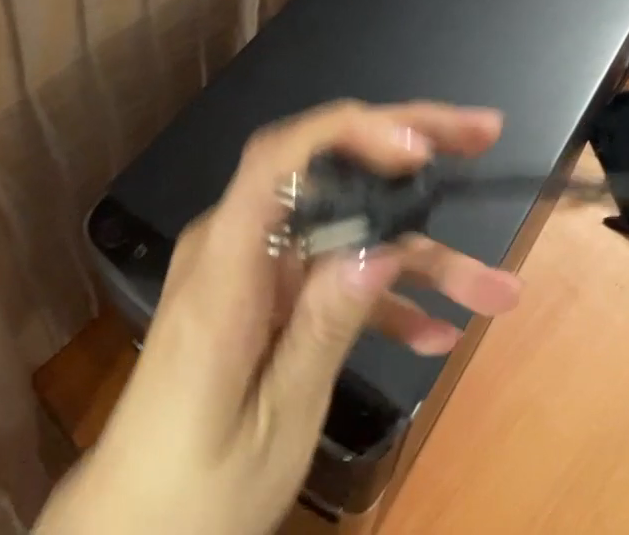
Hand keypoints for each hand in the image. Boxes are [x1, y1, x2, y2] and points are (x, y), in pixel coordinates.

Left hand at [35, 101, 522, 534]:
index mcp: (223, 269)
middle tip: (480, 137)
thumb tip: (380, 246)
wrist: (133, 520)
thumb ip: (323, 326)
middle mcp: (231, 247)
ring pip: (339, 233)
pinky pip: (324, 277)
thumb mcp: (276, 418)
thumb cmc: (195, 484)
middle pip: (322, 173)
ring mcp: (245, 270)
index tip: (423, 144)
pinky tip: (434, 333)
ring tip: (494, 288)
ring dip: (416, 255)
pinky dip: (379, 300)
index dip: (351, 132)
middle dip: (405, 154)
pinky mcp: (257, 297)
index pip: (279, 161)